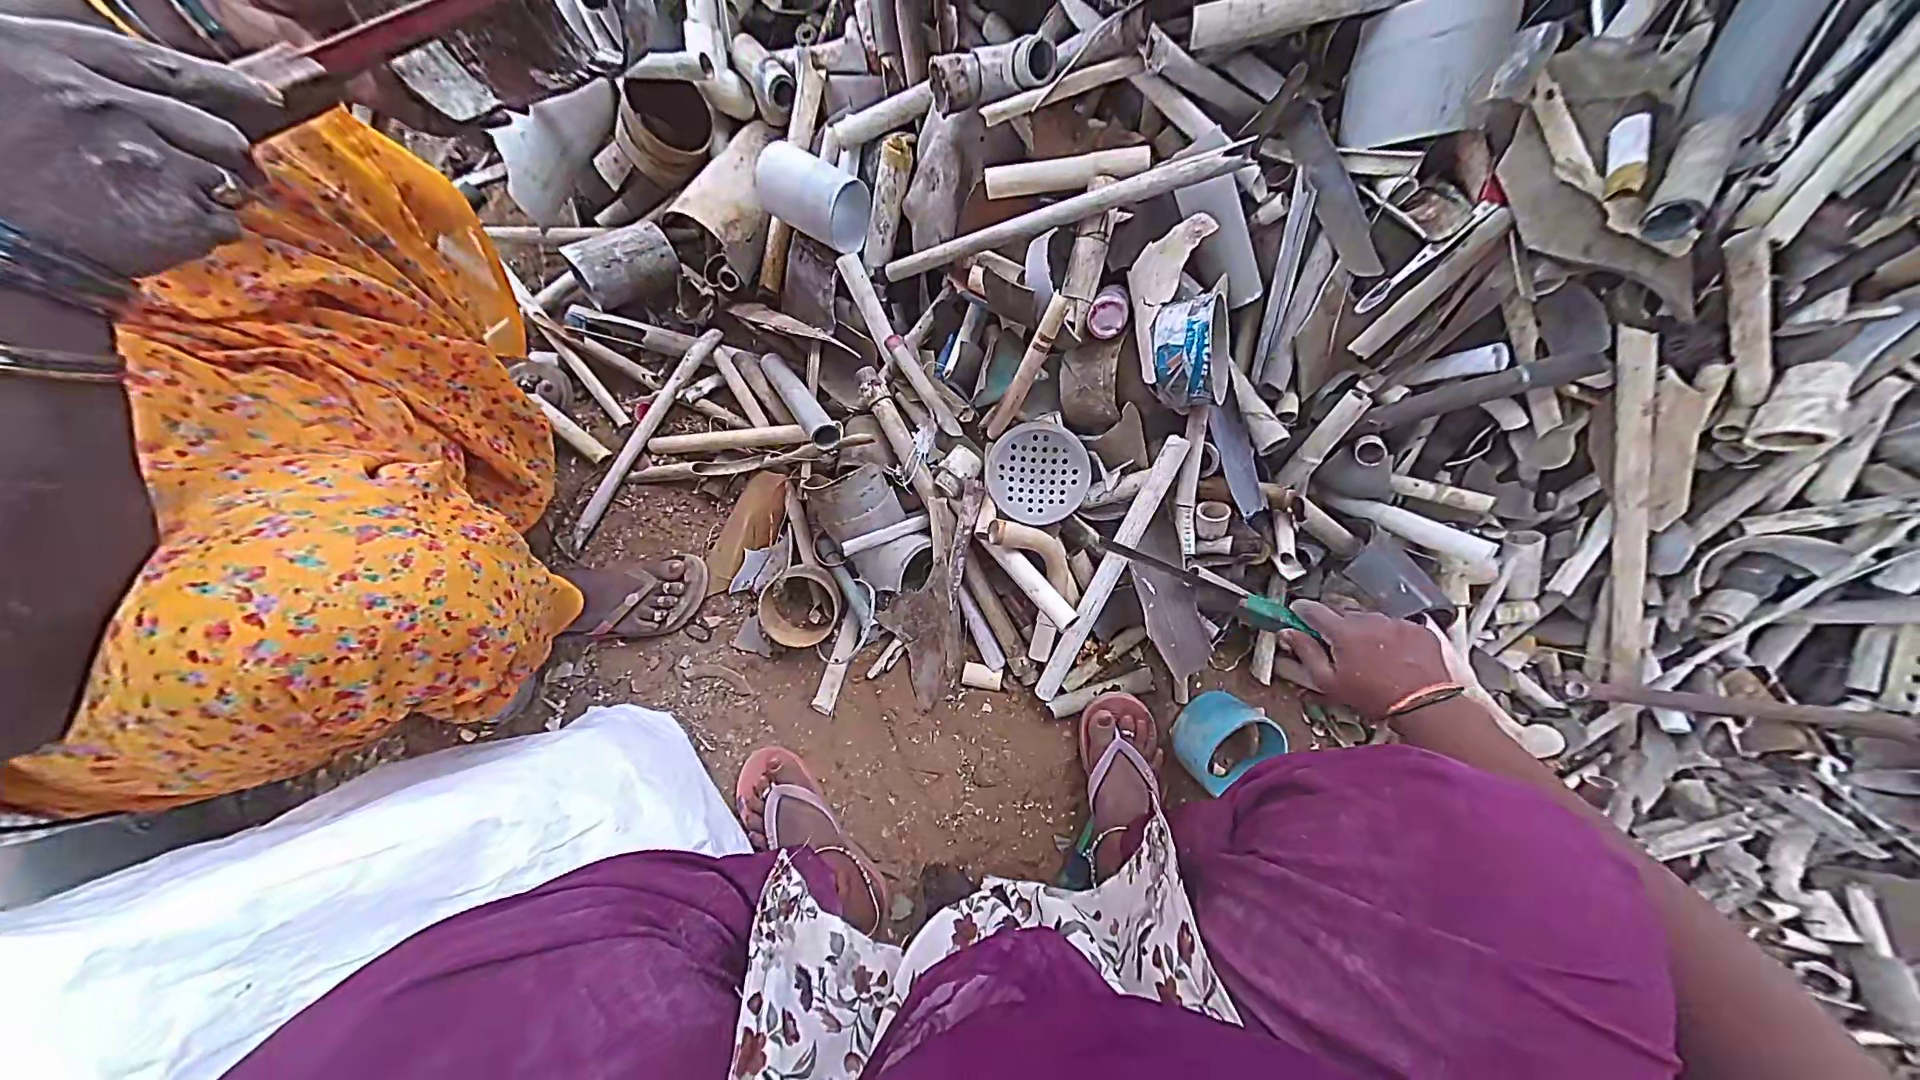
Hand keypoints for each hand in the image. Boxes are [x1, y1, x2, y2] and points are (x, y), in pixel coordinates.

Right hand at [0, 15, 281, 279]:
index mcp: (43, 56)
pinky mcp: (184, 212)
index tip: (267, 96)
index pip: (161, 65)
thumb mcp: (13, 88)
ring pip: (228, 182)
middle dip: (227, 160)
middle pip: (219, 132)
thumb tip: (162, 110)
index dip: (226, 83)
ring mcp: (150, 160)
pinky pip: (225, 224)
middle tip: (208, 177)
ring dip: (209, 198)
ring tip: (150, 205)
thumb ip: (87, 87)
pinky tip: (151, 231)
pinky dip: (201, 232)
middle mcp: (104, 103)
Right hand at [1281, 600, 1458, 721]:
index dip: (1301, 611)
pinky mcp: (1417, 628)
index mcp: (1342, 631)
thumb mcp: (1328, 681)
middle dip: (1334, 624)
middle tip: (1335, 645)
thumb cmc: (1374, 697)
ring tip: (1367, 653)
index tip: (1298, 614)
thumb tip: (1289, 633)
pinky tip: (1390, 654)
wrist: (1426, 705)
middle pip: (1341, 612)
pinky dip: (1389, 635)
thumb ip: (1305, 652)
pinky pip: (1395, 624)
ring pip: (1369, 617)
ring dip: (1362, 629)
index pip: (1312, 609)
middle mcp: (1368, 620)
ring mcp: (1395, 622)